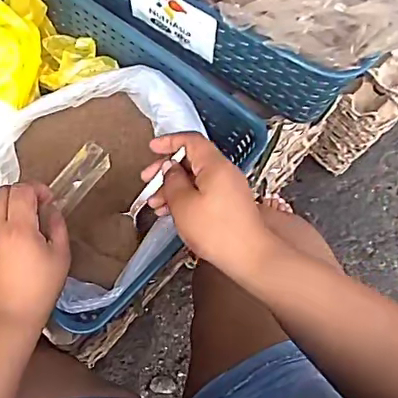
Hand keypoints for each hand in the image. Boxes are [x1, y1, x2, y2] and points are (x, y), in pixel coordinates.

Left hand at [0, 181, 69, 329]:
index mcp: (19, 228)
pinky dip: (5, 220)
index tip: (49, 200)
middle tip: (38, 205)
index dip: (38, 188)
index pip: (22, 191)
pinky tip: (20, 239)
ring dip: (12, 205)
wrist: (12, 313)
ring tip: (30, 223)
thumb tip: (51, 209)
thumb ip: (57, 225)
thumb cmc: (42, 287)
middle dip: (22, 192)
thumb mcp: (61, 255)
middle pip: (3, 192)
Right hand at [143, 133, 282, 274]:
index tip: (153, 147)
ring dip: (173, 188)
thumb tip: (169, 169)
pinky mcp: (230, 204)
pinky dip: (186, 198)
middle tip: (148, 179)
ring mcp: (229, 189)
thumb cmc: (218, 232)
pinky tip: (172, 211)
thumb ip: (172, 181)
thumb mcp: (183, 204)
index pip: (191, 141)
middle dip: (166, 170)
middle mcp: (225, 172)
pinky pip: (204, 193)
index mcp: (215, 165)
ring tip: (156, 203)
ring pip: (196, 179)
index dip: (169, 141)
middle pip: (191, 160)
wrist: (249, 256)